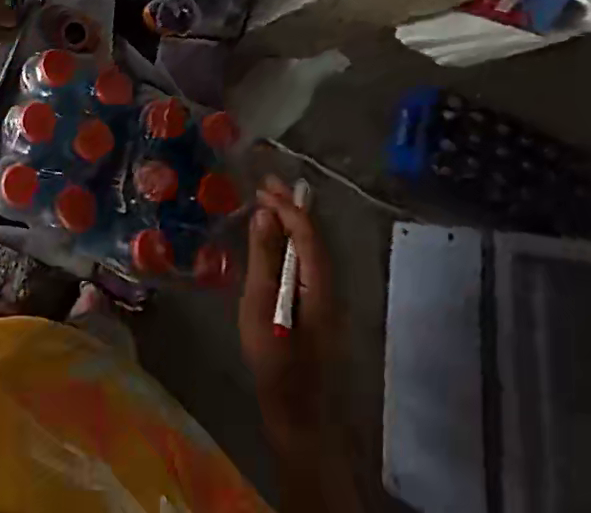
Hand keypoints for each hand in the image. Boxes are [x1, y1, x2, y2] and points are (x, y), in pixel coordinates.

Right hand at [240, 175, 337, 438]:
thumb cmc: (274, 355)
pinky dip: (289, 241)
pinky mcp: (315, 305)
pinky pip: (305, 261)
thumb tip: (265, 214)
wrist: (296, 406)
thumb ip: (264, 257)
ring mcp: (325, 296)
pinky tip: (273, 238)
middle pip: (313, 237)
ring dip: (290, 221)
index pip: (307, 233)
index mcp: (319, 282)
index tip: (262, 186)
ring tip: (267, 201)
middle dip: (291, 207)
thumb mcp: (261, 303)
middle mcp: (329, 284)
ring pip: (311, 248)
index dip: (286, 207)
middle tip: (265, 183)